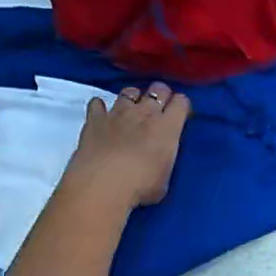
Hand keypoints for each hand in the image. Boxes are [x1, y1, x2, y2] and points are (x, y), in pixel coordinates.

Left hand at [65, 82, 189, 208]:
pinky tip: (102, 116)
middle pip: (158, 89)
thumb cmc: (141, 186)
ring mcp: (118, 112)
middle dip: (161, 95)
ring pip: (129, 91)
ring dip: (133, 99)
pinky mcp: (94, 118)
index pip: (181, 102)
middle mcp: (144, 113)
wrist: (103, 184)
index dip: (181, 106)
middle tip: (159, 109)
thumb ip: (164, 160)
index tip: (180, 116)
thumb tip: (159, 158)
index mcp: (167, 127)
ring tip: (132, 111)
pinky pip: (98, 104)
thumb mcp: (164, 178)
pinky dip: (101, 108)